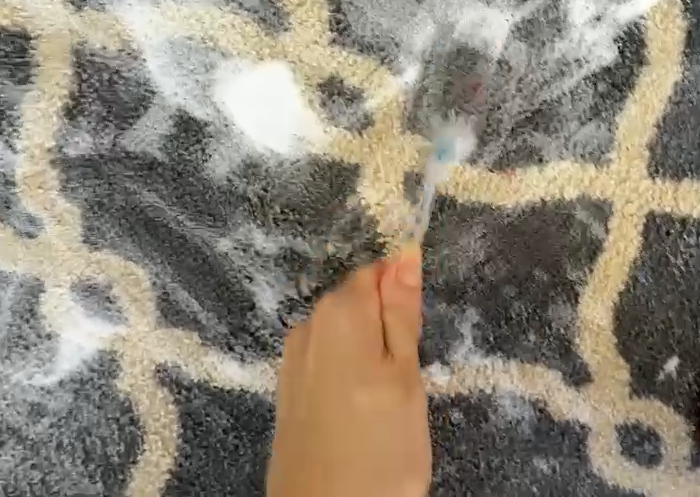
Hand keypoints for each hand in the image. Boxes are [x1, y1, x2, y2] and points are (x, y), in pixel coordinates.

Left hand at [268, 246, 430, 496]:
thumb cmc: (379, 448)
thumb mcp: (405, 375)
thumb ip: (402, 311)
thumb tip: (406, 252)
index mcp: (340, 310)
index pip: (377, 272)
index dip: (401, 300)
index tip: (413, 340)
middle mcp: (308, 323)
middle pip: (357, 302)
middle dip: (383, 328)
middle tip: (402, 379)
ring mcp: (292, 359)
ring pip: (343, 334)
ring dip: (364, 354)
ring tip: (380, 404)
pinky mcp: (286, 391)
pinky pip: (324, 361)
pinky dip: (344, 377)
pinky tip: (355, 414)